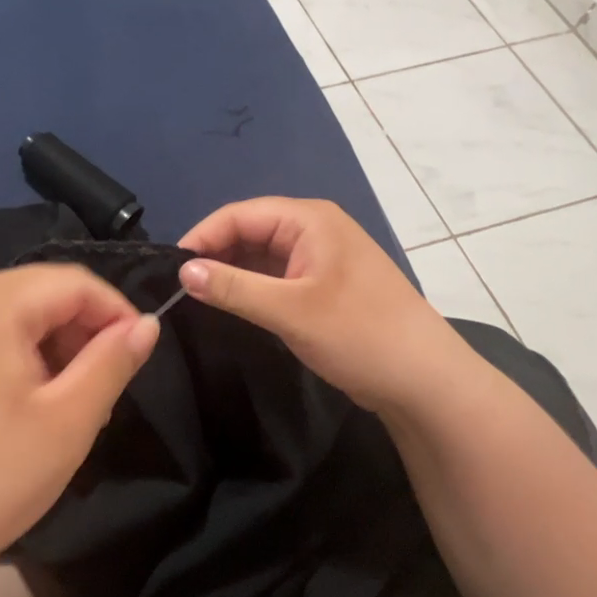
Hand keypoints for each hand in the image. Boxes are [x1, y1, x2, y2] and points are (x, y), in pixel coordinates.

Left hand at [0, 263, 158, 596]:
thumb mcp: (67, 421)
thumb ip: (112, 363)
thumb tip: (146, 324)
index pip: (74, 282)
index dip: (117, 313)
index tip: (140, 358)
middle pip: (43, 292)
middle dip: (83, 333)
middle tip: (103, 391)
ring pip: (17, 314)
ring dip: (54, 347)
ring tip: (69, 404)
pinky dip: (20, 357)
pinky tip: (27, 404)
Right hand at [178, 197, 467, 410]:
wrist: (426, 382)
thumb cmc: (360, 335)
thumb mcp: (290, 311)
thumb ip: (233, 288)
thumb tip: (183, 271)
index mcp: (310, 219)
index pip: (240, 214)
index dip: (203, 237)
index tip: (170, 269)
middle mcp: (315, 229)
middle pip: (250, 230)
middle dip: (216, 254)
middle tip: (180, 287)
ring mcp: (323, 257)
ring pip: (263, 255)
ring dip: (233, 272)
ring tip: (199, 298)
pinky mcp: (326, 285)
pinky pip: (278, 275)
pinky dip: (253, 287)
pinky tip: (233, 306)